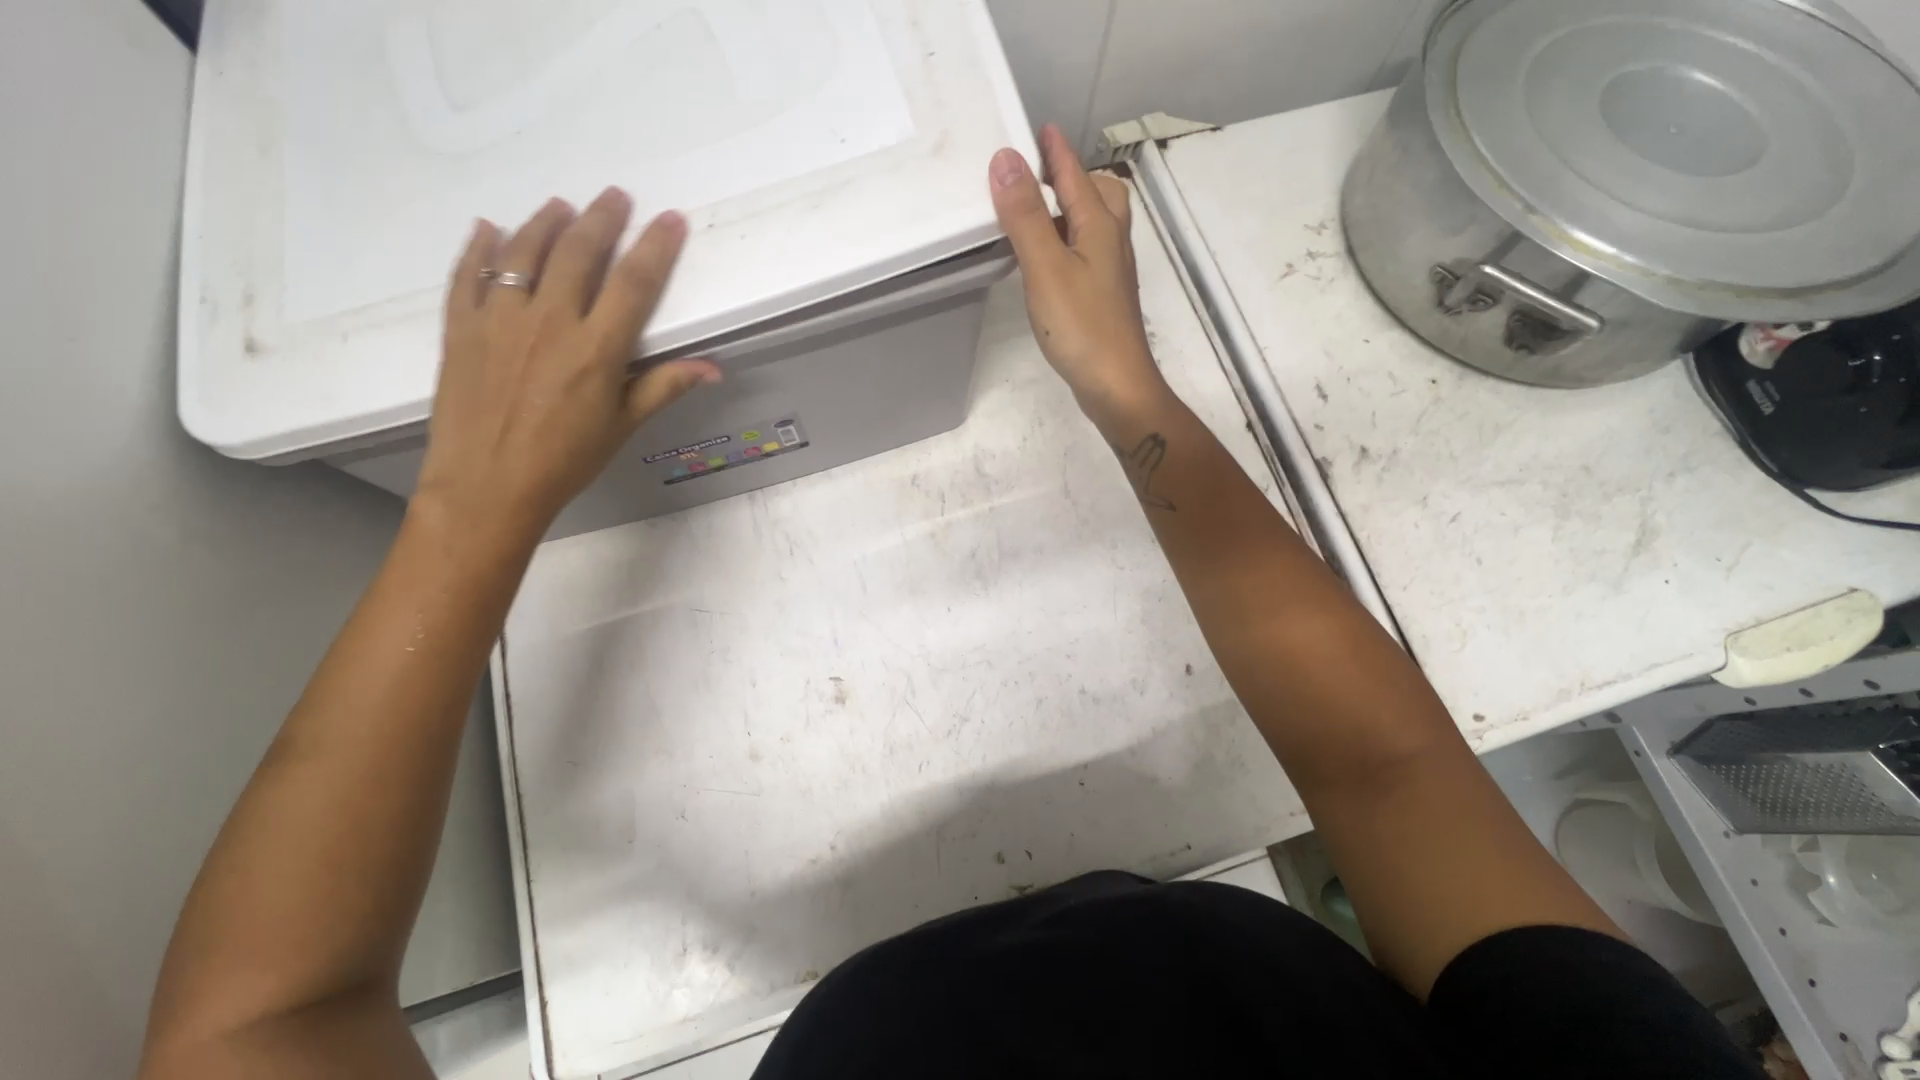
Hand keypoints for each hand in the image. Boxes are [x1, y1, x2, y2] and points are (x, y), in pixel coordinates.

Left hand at [415, 189, 719, 543]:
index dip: (655, 247)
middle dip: (601, 218)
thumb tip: (712, 368)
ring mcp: (499, 320)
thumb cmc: (564, 461)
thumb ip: (663, 387)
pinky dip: (478, 247)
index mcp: (595, 349)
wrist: (487, 487)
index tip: (669, 219)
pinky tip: (489, 229)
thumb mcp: (621, 426)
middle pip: (579, 252)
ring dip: (544, 222)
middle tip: (614, 196)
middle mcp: (548, 322)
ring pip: (523, 252)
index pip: (634, 283)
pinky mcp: (462, 328)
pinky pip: (468, 274)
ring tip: (560, 206)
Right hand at [989, 125, 1166, 417]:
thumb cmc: (1082, 326)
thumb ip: (1025, 215)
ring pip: (1096, 226)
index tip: (1040, 128)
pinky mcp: (1103, 299)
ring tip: (1038, 214)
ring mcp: (1111, 273)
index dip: (1056, 151)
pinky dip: (1068, 243)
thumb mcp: (1045, 266)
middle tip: (1043, 174)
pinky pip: (1088, 254)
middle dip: (1075, 178)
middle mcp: (1111, 243)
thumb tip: (1006, 158)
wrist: (1116, 385)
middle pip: (1100, 195)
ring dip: (1071, 211)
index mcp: (1099, 226)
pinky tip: (1048, 263)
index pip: (1076, 175)